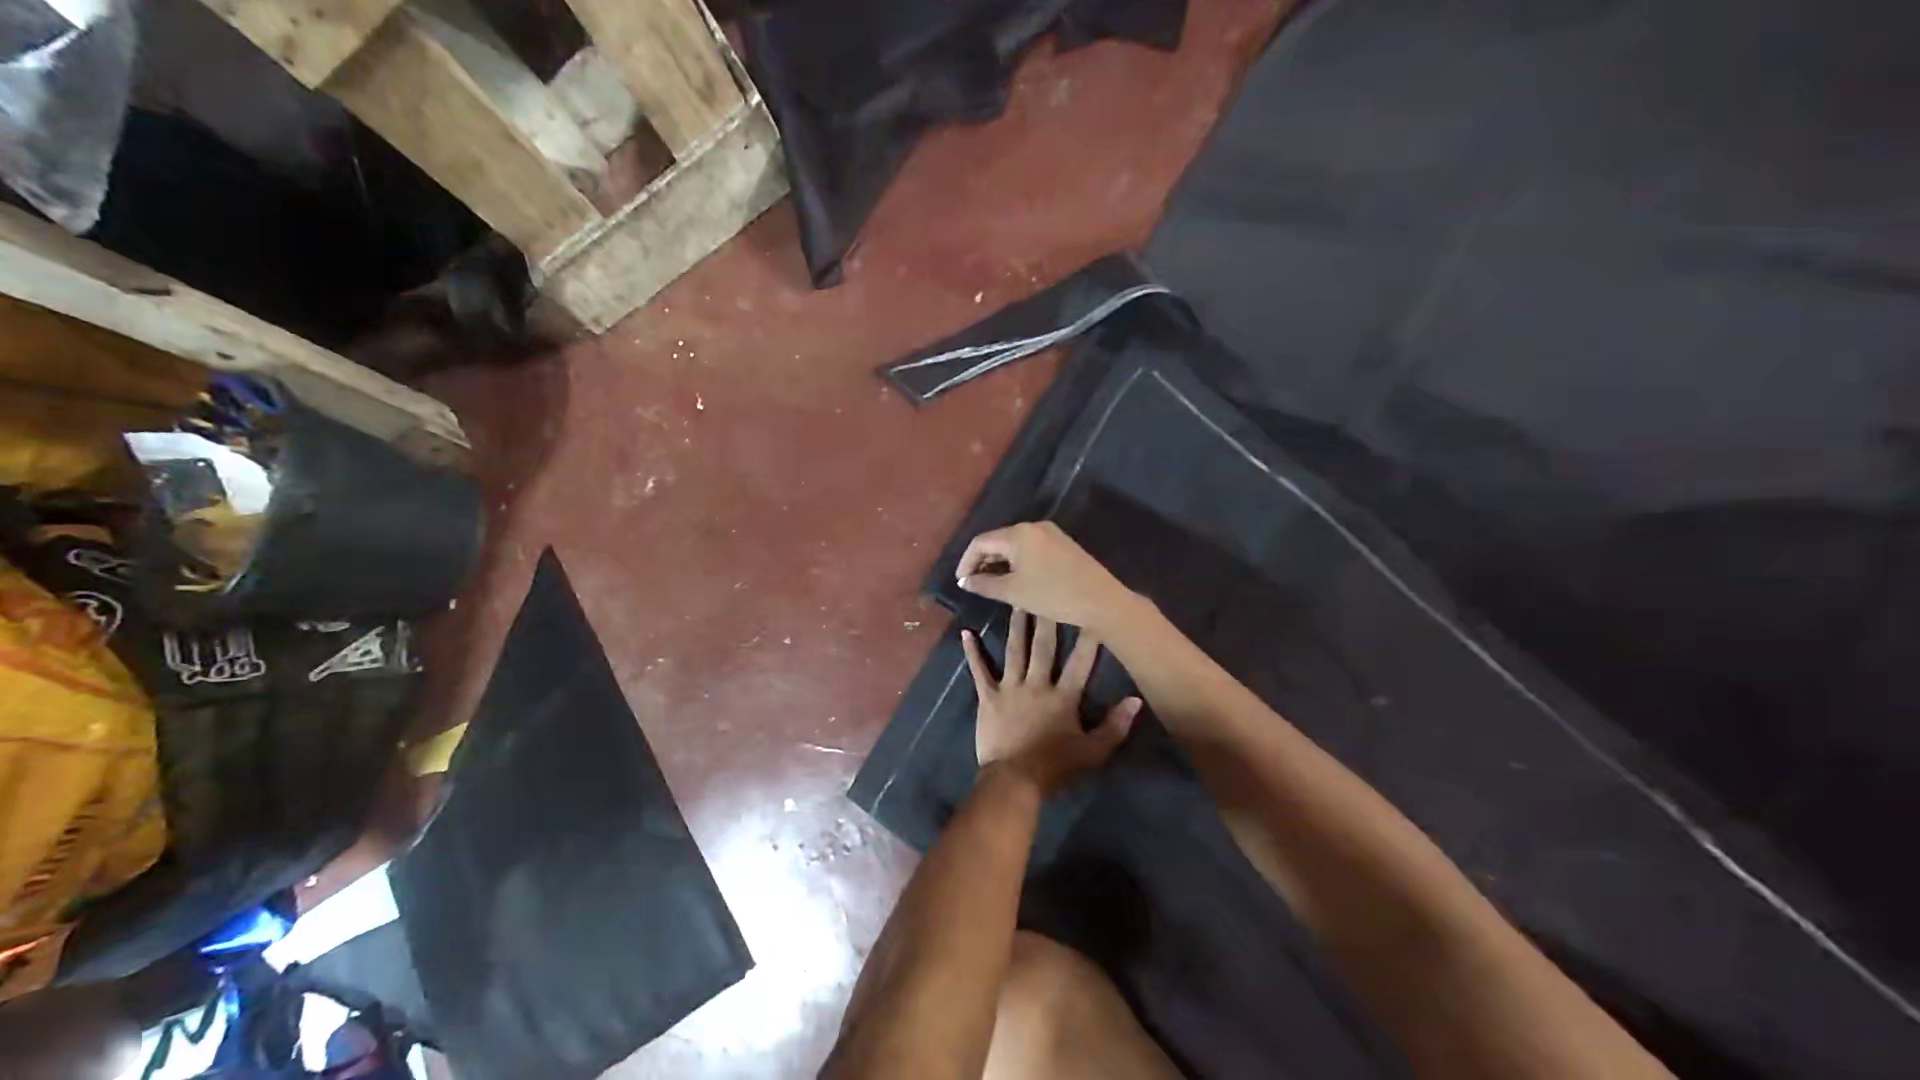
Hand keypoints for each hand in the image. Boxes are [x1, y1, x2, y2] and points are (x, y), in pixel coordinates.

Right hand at [955, 521, 1138, 631]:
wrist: (1101, 601)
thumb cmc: (1052, 595)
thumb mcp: (1013, 592)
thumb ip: (984, 584)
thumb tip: (965, 581)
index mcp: (1019, 533)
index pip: (981, 542)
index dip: (966, 561)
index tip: (961, 581)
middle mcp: (1034, 526)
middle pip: (998, 540)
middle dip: (983, 560)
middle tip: (974, 583)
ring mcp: (1051, 534)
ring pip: (1015, 544)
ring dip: (1000, 562)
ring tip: (991, 583)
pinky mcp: (1063, 544)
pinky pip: (1031, 548)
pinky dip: (1017, 561)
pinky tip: (1015, 579)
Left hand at [963, 608, 1140, 794]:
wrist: (1014, 780)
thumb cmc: (1056, 768)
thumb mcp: (1093, 752)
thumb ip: (1115, 725)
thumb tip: (1135, 700)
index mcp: (1063, 696)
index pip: (1081, 661)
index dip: (1088, 637)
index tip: (1092, 613)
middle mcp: (1037, 684)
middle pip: (1043, 646)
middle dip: (1047, 618)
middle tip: (1046, 591)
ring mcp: (1009, 688)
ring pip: (1014, 650)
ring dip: (1016, 625)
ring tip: (1016, 601)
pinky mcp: (987, 697)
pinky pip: (979, 671)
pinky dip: (972, 652)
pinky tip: (966, 633)